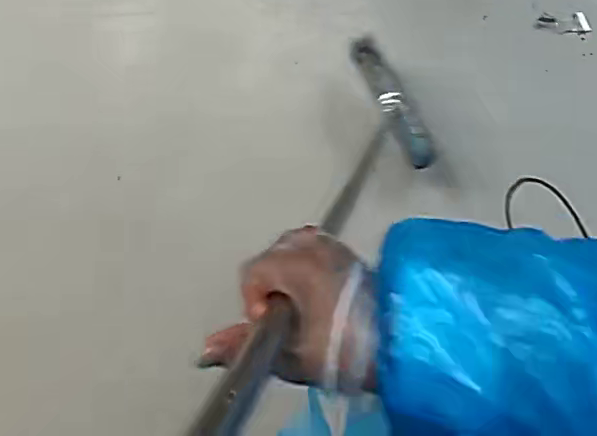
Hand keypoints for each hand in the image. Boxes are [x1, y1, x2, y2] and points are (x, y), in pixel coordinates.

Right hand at [199, 227, 378, 391]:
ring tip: (295, 303)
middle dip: (268, 280)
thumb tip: (208, 347)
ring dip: (286, 268)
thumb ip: (243, 346)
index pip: (255, 268)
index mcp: (300, 264)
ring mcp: (334, 245)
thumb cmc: (339, 348)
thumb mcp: (287, 354)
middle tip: (279, 314)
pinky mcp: (347, 251)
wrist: (388, 340)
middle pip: (274, 250)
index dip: (252, 298)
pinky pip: (315, 244)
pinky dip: (305, 261)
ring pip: (295, 243)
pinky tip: (312, 291)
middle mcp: (317, 246)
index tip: (267, 322)